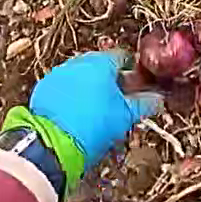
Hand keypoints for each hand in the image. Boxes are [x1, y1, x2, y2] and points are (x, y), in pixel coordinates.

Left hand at [29, 51, 161, 169]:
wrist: (52, 144)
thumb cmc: (93, 126)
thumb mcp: (125, 116)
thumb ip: (143, 103)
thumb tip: (156, 99)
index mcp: (101, 63)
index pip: (122, 57)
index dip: (132, 71)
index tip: (137, 85)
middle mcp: (78, 63)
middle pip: (101, 65)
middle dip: (111, 80)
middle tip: (119, 99)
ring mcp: (59, 74)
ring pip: (82, 75)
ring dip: (91, 87)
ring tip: (98, 109)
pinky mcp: (44, 89)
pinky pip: (64, 87)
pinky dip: (73, 95)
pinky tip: (78, 113)